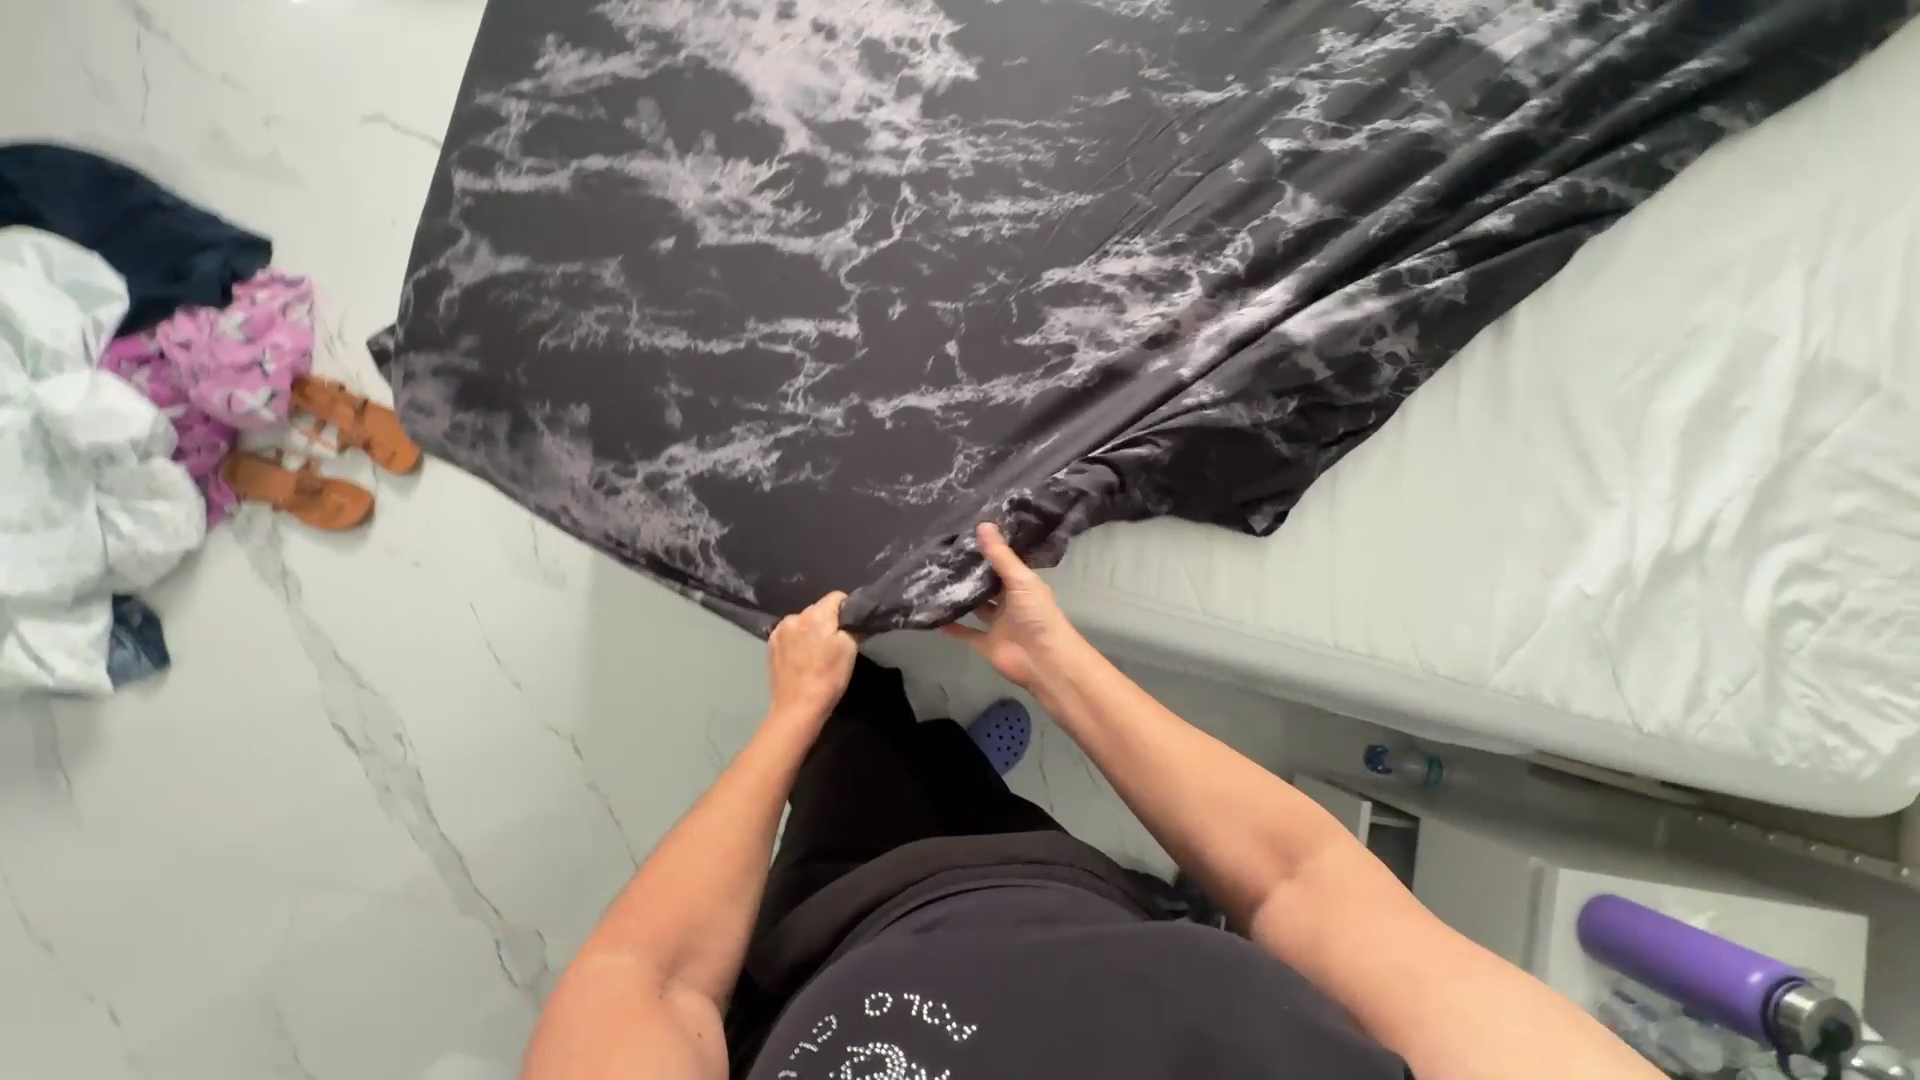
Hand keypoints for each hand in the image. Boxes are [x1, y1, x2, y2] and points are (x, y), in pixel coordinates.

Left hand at [766, 591, 858, 726]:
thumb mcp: (850, 649)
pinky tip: (801, 660)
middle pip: (818, 609)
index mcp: (815, 614)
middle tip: (833, 645)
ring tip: (815, 655)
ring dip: (810, 631)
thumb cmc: (828, 678)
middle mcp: (793, 616)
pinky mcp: (770, 646)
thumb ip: (851, 626)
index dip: (847, 609)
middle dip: (827, 622)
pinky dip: (797, 641)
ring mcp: (778, 631)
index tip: (850, 628)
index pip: (836, 597)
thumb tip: (850, 618)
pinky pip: (789, 635)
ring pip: (802, 622)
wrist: (797, 708)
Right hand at [942, 523, 1085, 694]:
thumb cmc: (1037, 615)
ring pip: (976, 607)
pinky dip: (952, 626)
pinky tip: (934, 615)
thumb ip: (1000, 555)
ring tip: (935, 580)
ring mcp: (998, 623)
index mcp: (1022, 584)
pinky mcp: (986, 643)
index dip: (988, 550)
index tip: (965, 534)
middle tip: (944, 554)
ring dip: (960, 597)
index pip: (1003, 563)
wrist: (1044, 660)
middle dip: (971, 573)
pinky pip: (966, 633)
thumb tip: (983, 523)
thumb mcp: (1021, 580)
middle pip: (987, 584)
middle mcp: (1010, 601)